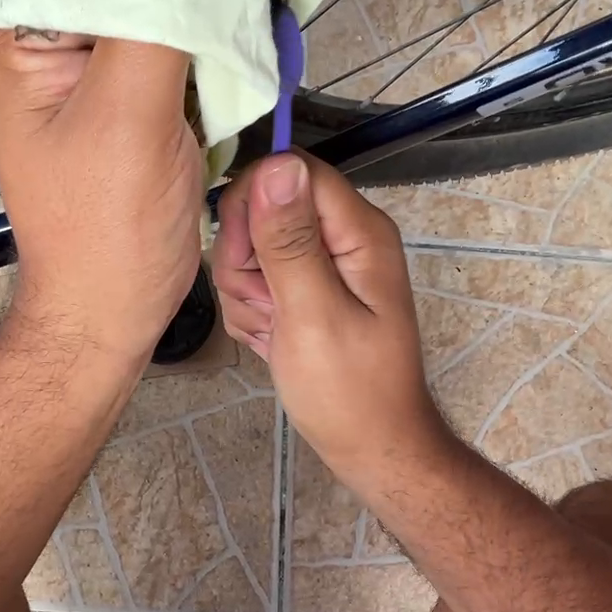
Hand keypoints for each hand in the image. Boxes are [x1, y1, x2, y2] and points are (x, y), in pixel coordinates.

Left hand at [0, 29, 206, 365]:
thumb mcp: (124, 119)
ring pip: (158, 3)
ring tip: (239, 7)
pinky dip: (211, 43)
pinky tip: (234, 48)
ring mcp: (96, 70)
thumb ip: (155, 24)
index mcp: (22, 36)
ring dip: (204, 4)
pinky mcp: (134, 98)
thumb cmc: (101, 235)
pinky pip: (179, 46)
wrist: (115, 306)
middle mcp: (52, 43)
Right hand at [213, 152, 446, 485]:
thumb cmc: (349, 391)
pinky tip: (272, 341)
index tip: (244, 259)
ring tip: (274, 333)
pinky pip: (254, 283)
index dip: (254, 204)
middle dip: (245, 261)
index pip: (290, 170)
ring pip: (251, 250)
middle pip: (263, 209)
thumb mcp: (313, 315)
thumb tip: (276, 165)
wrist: (367, 446)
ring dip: (246, 295)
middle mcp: (340, 238)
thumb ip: (290, 242)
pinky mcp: (302, 291)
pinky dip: (252, 314)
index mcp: (357, 231)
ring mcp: (321, 266)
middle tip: (266, 308)